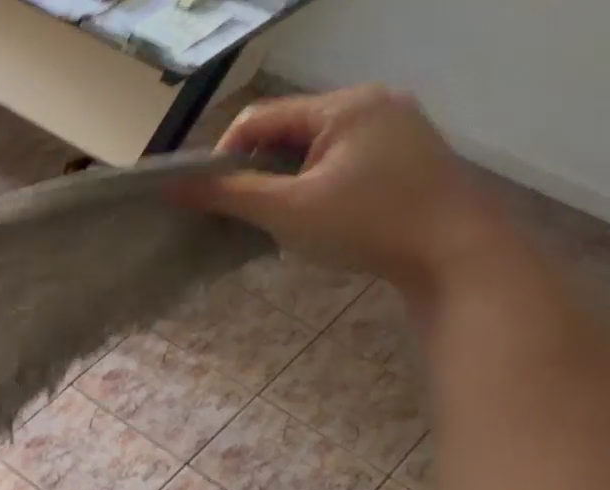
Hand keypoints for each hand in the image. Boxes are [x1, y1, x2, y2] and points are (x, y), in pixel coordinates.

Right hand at [175, 85, 503, 290]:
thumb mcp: (285, 210)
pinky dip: (307, 183)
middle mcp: (370, 103)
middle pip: (283, 130)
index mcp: (344, 105)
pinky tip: (307, 213)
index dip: (222, 157)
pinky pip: (333, 158)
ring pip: (306, 147)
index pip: (256, 118)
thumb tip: (170, 187)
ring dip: (277, 180)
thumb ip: (226, 194)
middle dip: (252, 170)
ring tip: (272, 217)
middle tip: (239, 213)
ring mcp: (390, 126)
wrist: (453, 252)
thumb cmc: (365, 224)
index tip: (213, 200)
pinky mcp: (399, 152)